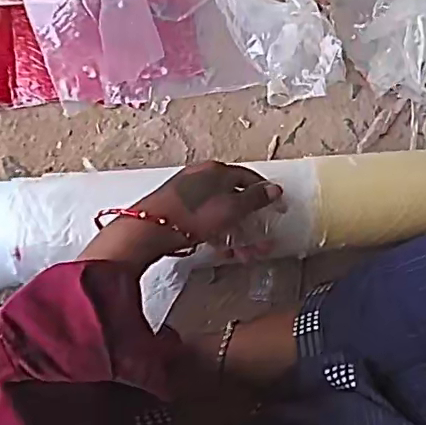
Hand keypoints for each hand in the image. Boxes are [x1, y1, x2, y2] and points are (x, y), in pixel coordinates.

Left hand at [81, 162, 282, 269]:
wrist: (148, 231)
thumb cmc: (189, 216)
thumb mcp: (231, 208)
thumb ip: (255, 199)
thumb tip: (274, 189)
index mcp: (216, 171)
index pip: (250, 178)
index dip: (266, 194)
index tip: (277, 208)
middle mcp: (202, 178)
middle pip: (236, 198)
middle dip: (252, 222)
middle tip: (262, 239)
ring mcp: (189, 194)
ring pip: (221, 213)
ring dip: (237, 233)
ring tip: (245, 253)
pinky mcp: (178, 210)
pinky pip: (206, 221)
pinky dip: (219, 234)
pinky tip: (223, 251)